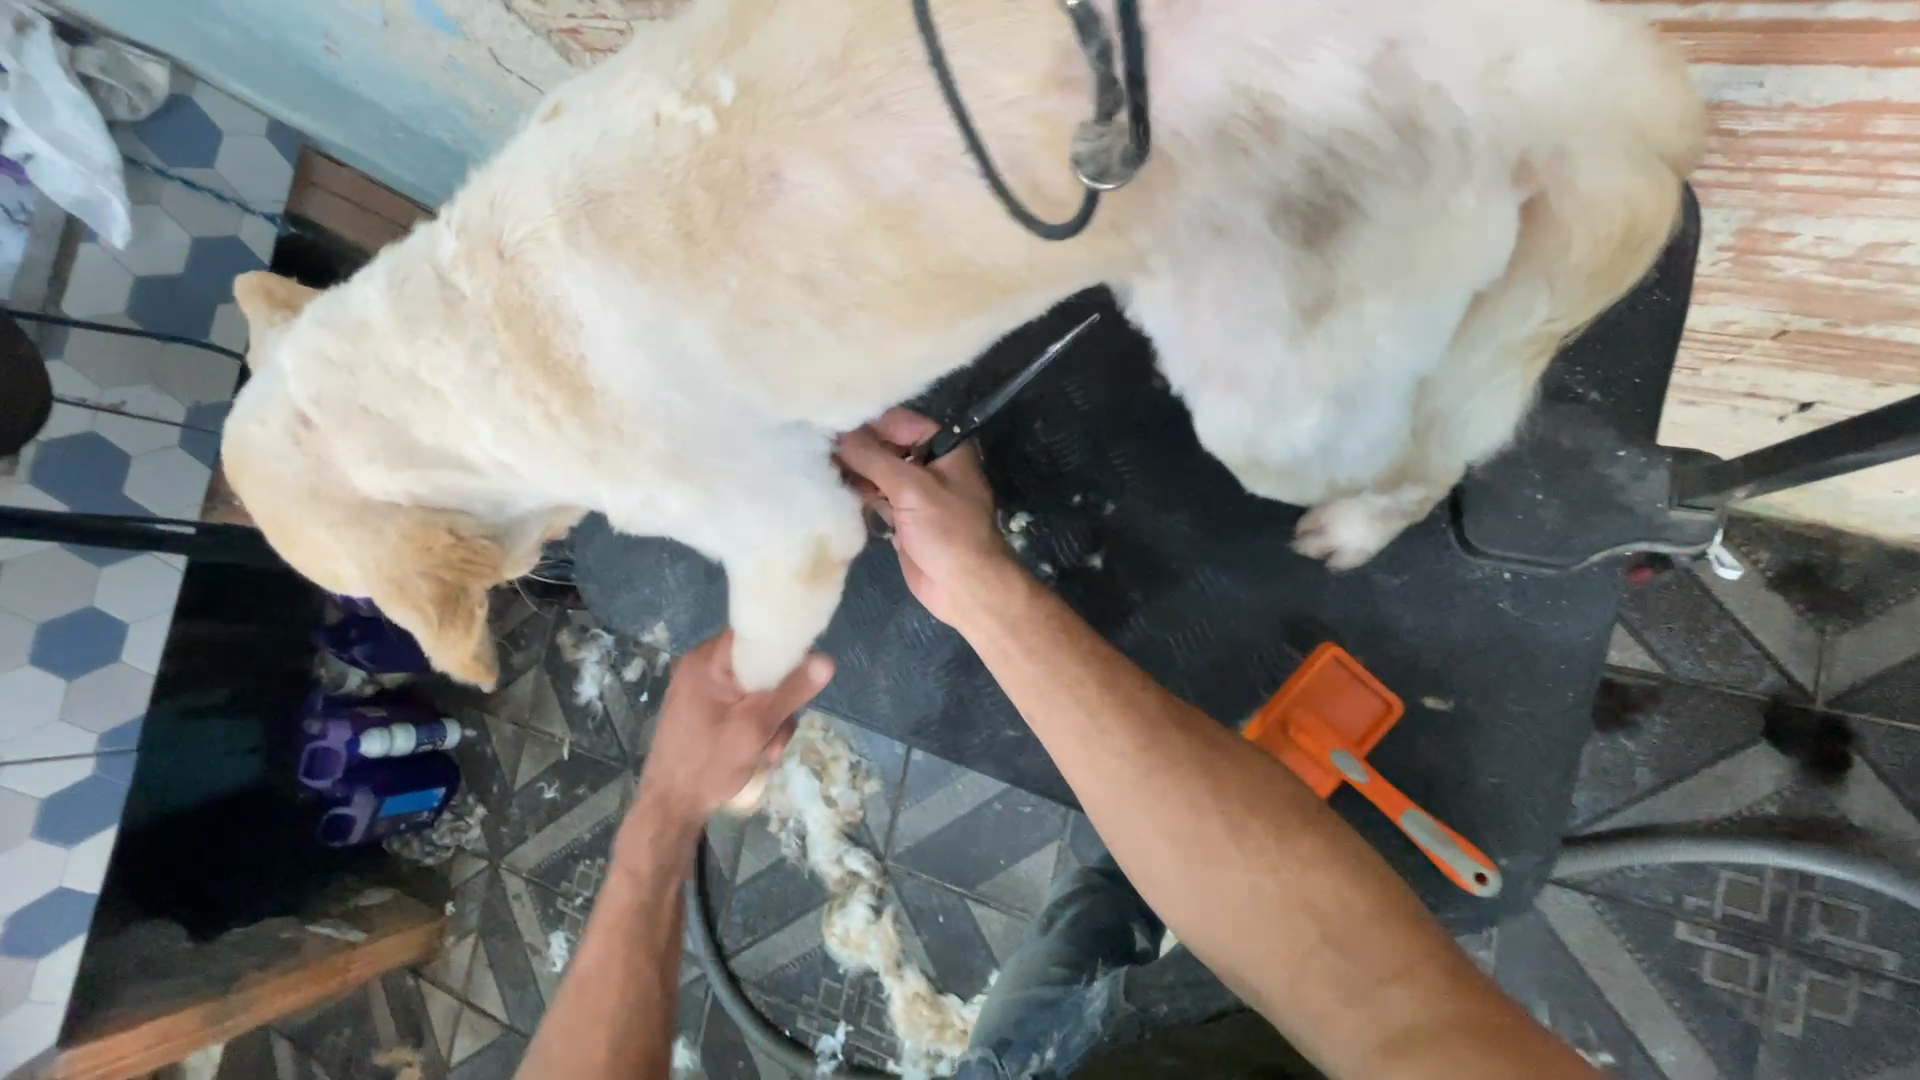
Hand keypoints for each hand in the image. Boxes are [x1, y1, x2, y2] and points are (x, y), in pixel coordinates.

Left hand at [632, 631, 832, 828]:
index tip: (804, 667)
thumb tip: (827, 661)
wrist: (670, 809)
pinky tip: (756, 752)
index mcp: (706, 661)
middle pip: (759, 665)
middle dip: (778, 697)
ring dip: (770, 719)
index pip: (752, 633)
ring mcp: (702, 692)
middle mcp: (702, 669)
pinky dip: (755, 726)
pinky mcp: (705, 712)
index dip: (782, 645)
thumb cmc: (708, 764)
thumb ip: (791, 692)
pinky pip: (743, 706)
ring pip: (756, 690)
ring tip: (765, 750)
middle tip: (779, 726)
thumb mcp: (755, 727)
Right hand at [836, 408, 1021, 627]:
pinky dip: (859, 494)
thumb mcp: (912, 488)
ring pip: (878, 473)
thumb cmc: (948, 530)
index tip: (826, 423)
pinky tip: (831, 488)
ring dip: (853, 471)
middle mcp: (931, 465)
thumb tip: (838, 436)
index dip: (864, 423)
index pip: (898, 422)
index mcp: (945, 447)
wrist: (965, 586)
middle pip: (886, 447)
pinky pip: (877, 498)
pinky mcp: (904, 518)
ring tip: (816, 466)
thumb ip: (873, 458)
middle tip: (814, 447)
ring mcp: (916, 493)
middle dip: (855, 448)